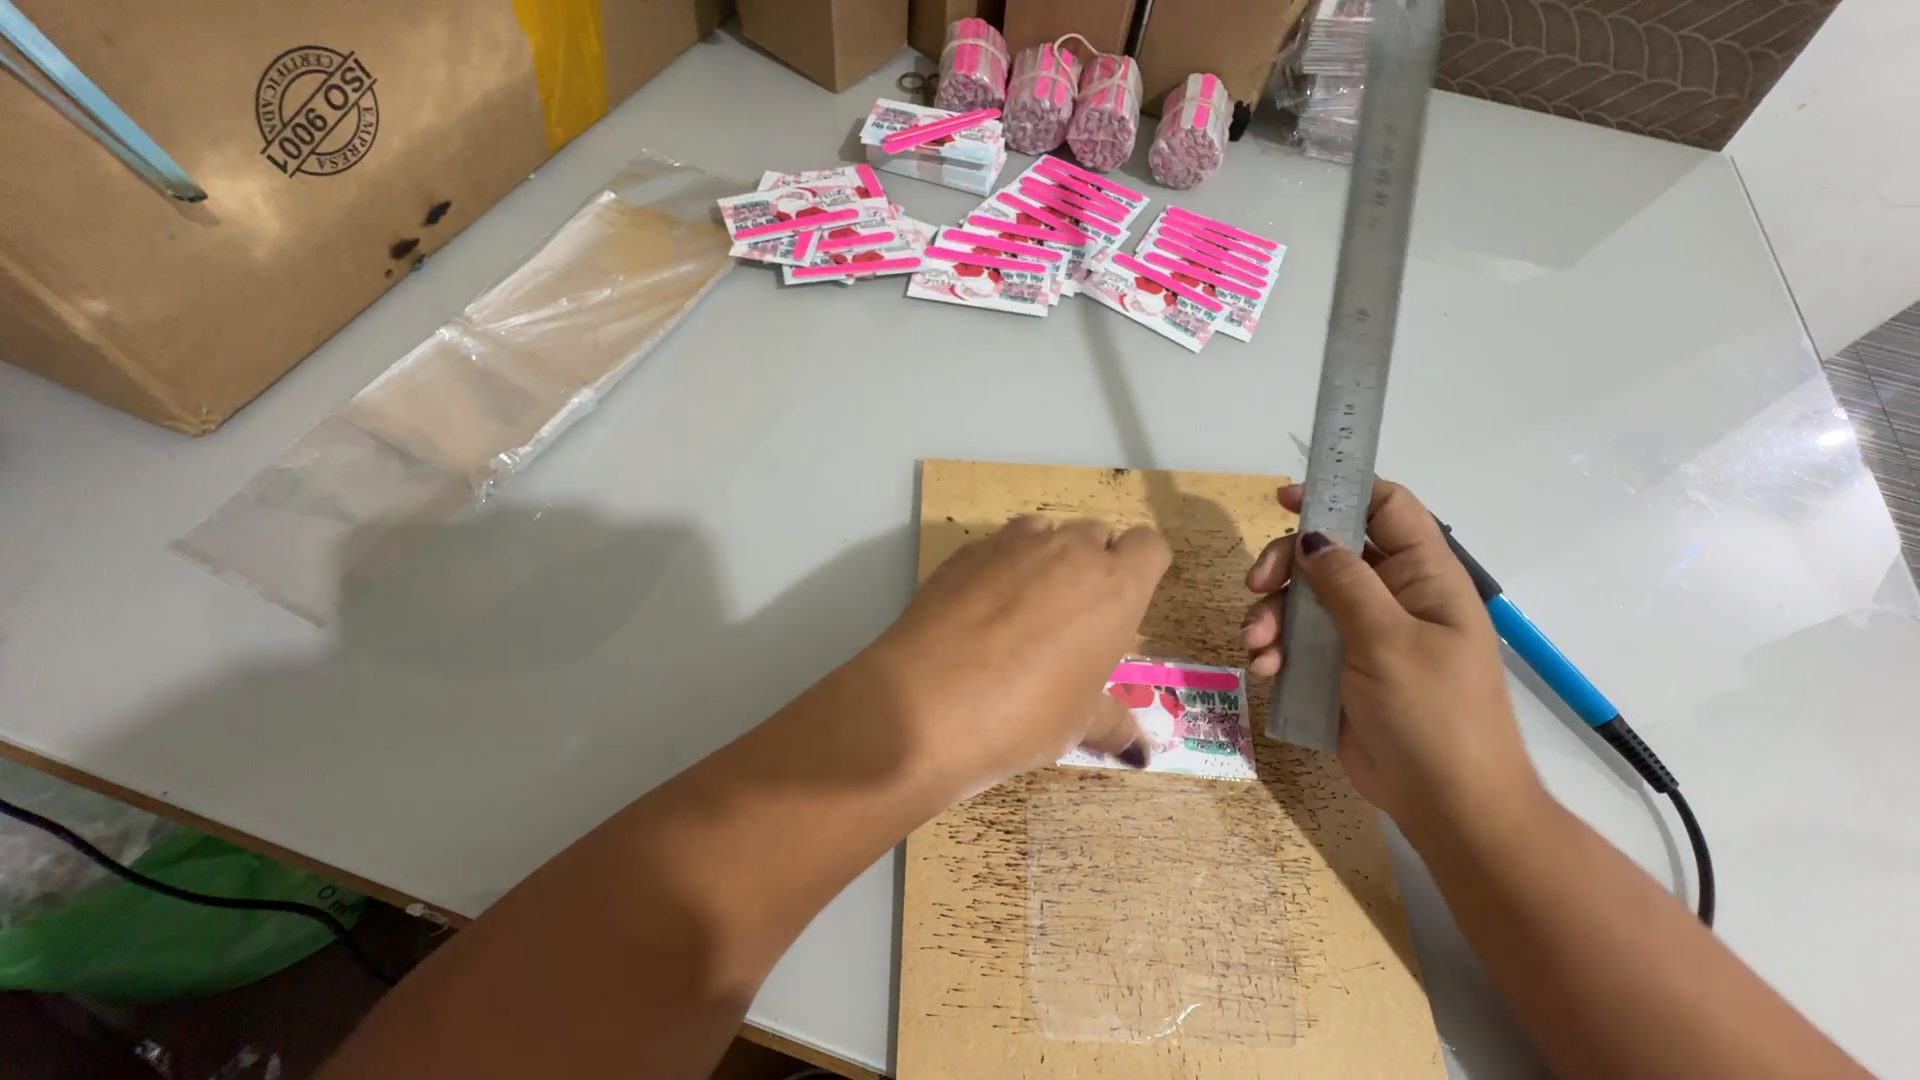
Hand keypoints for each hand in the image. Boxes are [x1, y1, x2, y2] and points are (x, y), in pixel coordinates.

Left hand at [867, 516, 1170, 794]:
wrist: (923, 707)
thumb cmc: (1023, 718)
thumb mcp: (1076, 725)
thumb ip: (1111, 723)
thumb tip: (1142, 752)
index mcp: (1114, 587)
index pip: (1149, 545)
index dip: (1139, 567)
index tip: (1124, 600)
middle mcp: (1068, 552)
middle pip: (1094, 535)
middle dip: (1089, 565)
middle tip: (1070, 618)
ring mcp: (1010, 545)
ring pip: (1043, 532)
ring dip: (1043, 559)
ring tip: (1022, 611)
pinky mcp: (962, 553)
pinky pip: (995, 548)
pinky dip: (997, 569)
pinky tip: (977, 614)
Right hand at [1242, 481, 1542, 834]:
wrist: (1446, 803)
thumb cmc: (1432, 714)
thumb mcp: (1389, 640)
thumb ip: (1347, 582)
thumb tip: (1313, 536)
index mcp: (1424, 578)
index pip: (1387, 509)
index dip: (1340, 492)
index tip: (1286, 499)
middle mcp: (1393, 597)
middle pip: (1330, 551)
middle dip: (1287, 564)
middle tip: (1257, 585)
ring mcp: (1364, 635)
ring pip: (1304, 598)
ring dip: (1272, 614)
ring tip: (1258, 645)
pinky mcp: (1338, 670)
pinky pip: (1296, 641)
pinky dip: (1274, 649)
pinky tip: (1264, 670)